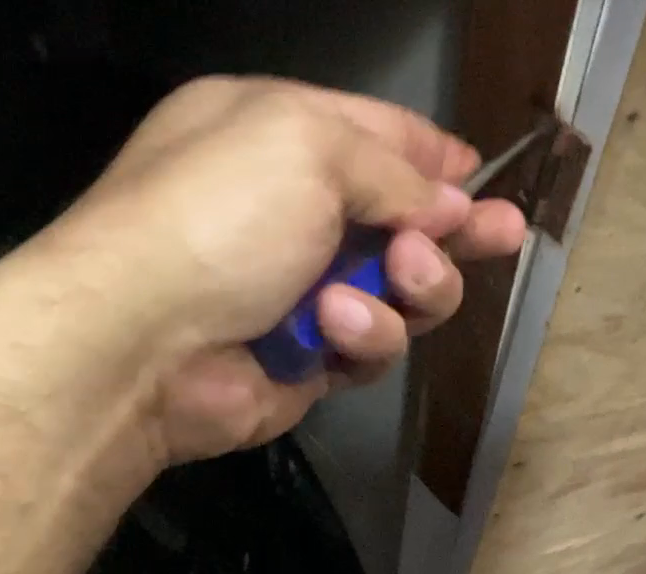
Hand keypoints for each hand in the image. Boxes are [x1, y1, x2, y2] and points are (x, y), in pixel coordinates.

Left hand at [46, 76, 527, 463]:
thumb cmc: (218, 216)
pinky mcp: (312, 361)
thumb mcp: (305, 145)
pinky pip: (372, 347)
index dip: (432, 159)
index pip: (376, 139)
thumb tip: (451, 206)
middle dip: (454, 231)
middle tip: (504, 236)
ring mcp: (303, 293)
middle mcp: (294, 215)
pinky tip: (333, 326)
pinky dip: (364, 335)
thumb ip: (391, 171)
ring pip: (403, 294)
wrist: (141, 344)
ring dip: (413, 285)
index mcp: (279, 139)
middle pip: (402, 223)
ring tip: (404, 275)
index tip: (482, 177)